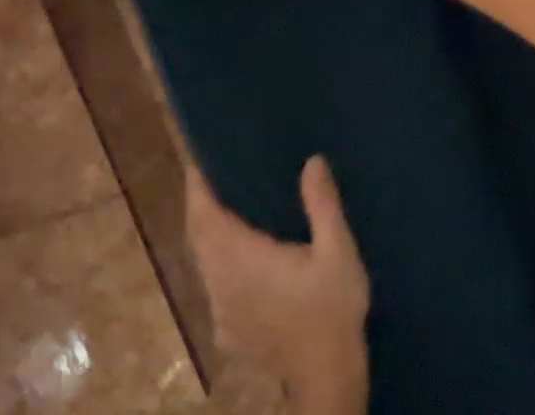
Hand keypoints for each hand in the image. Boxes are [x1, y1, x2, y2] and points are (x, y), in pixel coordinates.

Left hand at [187, 157, 369, 413]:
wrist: (326, 372)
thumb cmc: (333, 306)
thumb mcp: (338, 250)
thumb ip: (322, 205)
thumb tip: (312, 161)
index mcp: (244, 259)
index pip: (205, 218)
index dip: (197, 189)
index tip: (197, 161)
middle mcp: (222, 283)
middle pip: (198, 239)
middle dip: (200, 207)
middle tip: (212, 176)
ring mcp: (221, 310)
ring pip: (203, 264)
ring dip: (207, 235)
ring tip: (225, 209)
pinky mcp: (228, 330)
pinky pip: (214, 287)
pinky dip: (219, 264)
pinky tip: (241, 261)